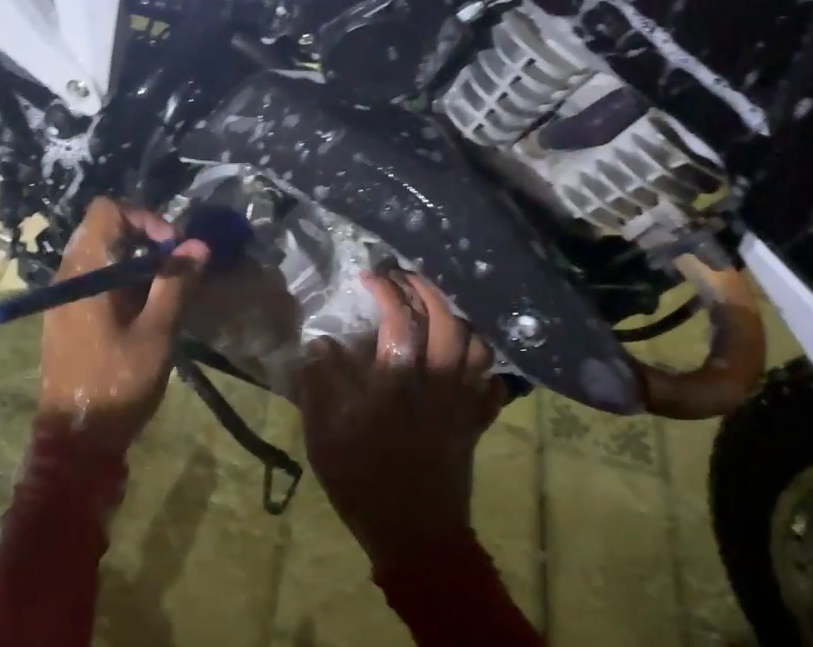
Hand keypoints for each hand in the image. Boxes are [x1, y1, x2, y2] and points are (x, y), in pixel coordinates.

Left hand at [37, 197, 208, 457]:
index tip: (172, 247)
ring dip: (137, 264)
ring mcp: (64, 296)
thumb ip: (176, 284)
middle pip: (106, 229)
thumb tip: (198, 245)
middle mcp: (68, 273)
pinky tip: (147, 313)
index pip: (108, 210)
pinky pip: (96, 280)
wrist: (73, 440)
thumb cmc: (116, 383)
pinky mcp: (67, 316)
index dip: (144, 217)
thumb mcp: (157, 334)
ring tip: (168, 292)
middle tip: (176, 268)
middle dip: (146, 240)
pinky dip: (123, 283)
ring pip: (103, 256)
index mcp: (84, 269)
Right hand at [300, 269, 505, 556]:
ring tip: (436, 305)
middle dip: (427, 289)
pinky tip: (463, 353)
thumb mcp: (325, 437)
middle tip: (404, 277)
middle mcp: (438, 386)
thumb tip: (321, 344)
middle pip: (448, 321)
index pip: (400, 321)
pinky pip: (492, 380)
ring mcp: (464, 404)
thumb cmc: (362, 484)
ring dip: (458, 316)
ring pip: (477, 344)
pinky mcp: (478, 422)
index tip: (369, 275)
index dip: (386, 290)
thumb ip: (320, 385)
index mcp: (397, 386)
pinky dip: (482, 358)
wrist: (416, 537)